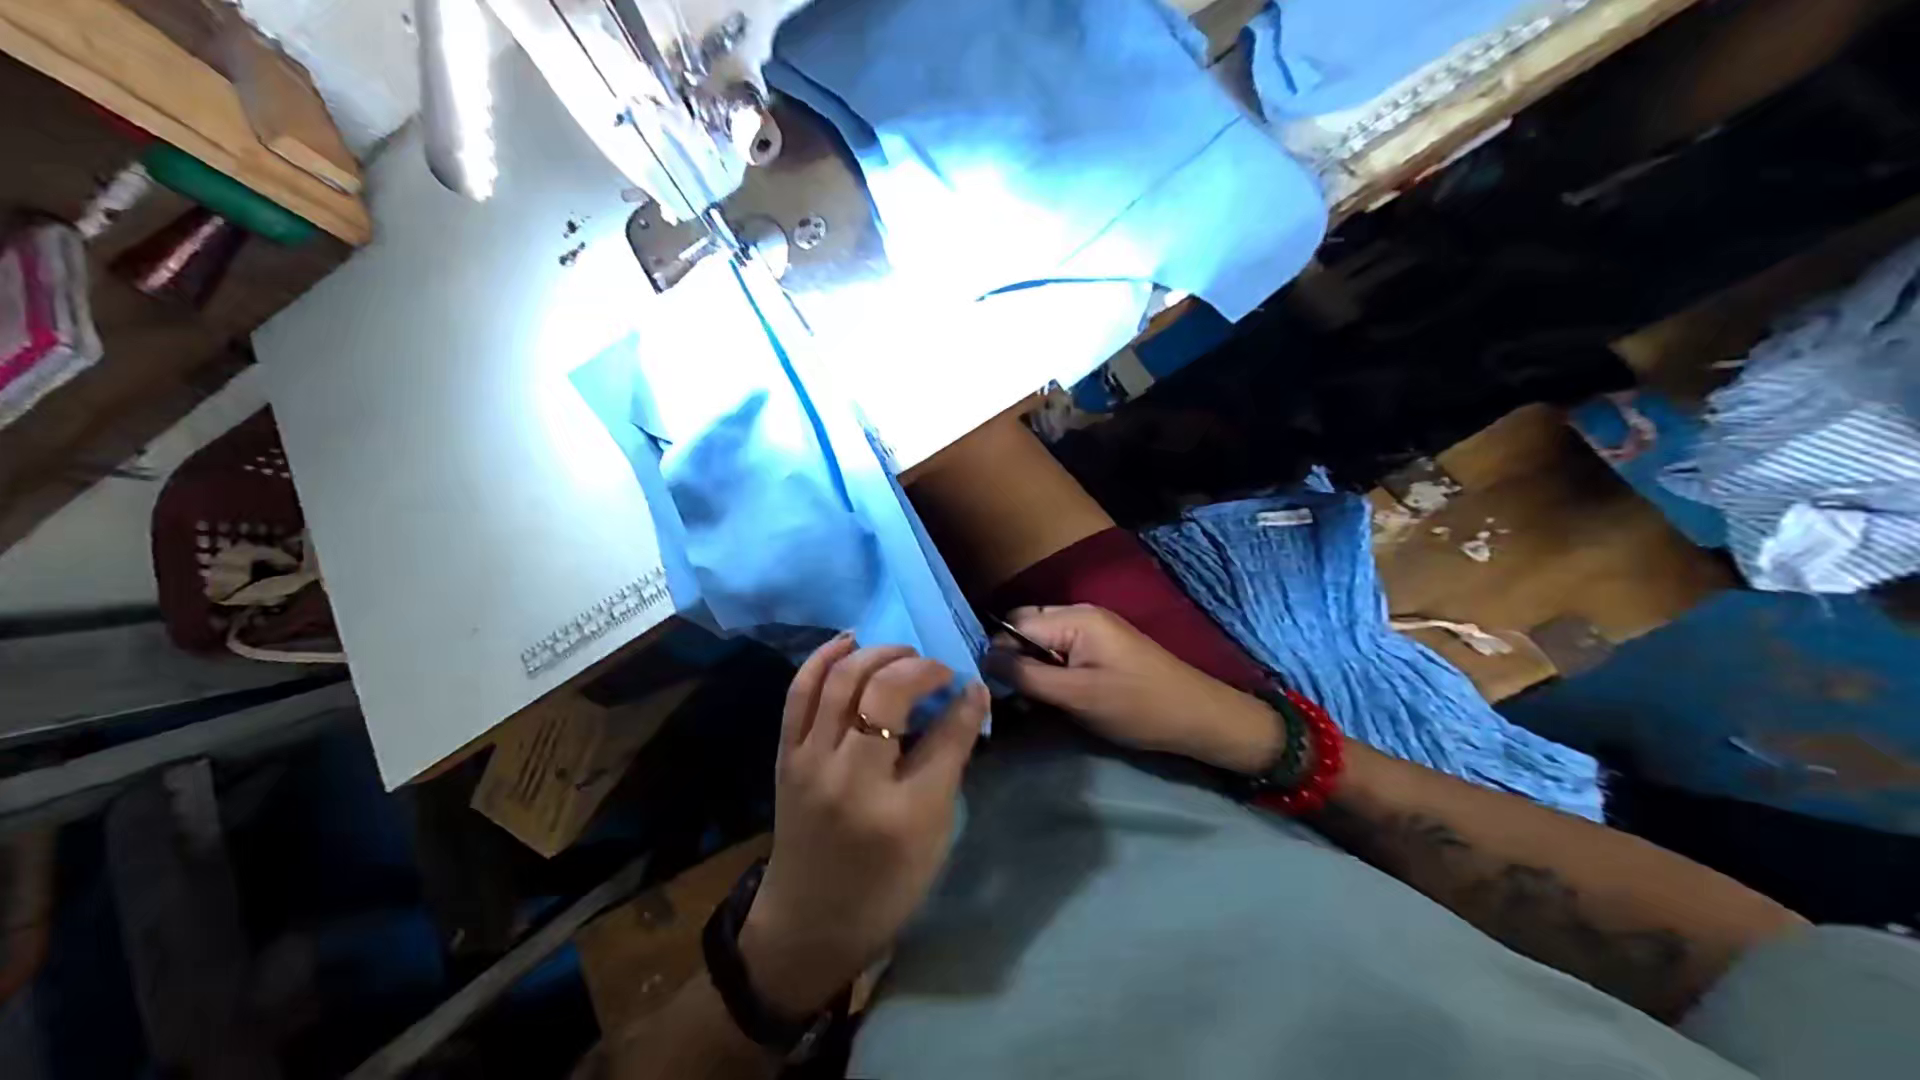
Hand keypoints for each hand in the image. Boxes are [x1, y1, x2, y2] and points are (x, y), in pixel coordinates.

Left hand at [739, 637, 987, 1021]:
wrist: (810, 921)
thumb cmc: (885, 884)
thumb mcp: (933, 831)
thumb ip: (951, 759)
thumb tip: (971, 696)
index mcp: (897, 809)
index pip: (940, 733)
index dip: (961, 698)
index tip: (969, 684)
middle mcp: (847, 775)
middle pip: (884, 691)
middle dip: (917, 666)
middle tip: (935, 669)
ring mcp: (808, 760)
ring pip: (840, 679)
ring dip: (875, 653)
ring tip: (900, 652)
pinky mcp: (784, 755)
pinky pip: (800, 691)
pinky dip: (825, 658)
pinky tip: (850, 642)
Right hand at [986, 604, 1282, 773]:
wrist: (1198, 717)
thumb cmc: (1137, 706)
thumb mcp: (1077, 695)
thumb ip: (1027, 675)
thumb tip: (984, 660)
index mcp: (1074, 618)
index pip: (1014, 623)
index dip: (998, 653)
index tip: (992, 688)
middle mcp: (1080, 614)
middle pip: (1025, 628)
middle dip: (1012, 659)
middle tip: (1008, 697)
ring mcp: (1092, 630)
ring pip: (1040, 641)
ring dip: (1029, 667)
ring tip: (1025, 700)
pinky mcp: (1100, 648)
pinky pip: (1059, 651)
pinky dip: (1048, 671)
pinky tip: (1048, 696)